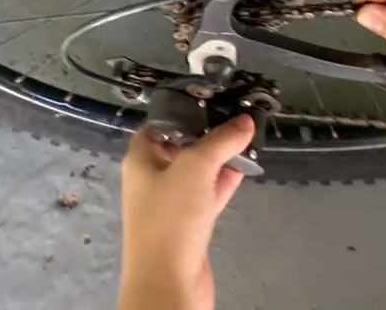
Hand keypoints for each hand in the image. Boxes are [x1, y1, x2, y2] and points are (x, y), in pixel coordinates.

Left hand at [118, 115, 254, 309]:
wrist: (168, 285)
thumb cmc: (171, 217)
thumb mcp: (195, 167)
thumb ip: (221, 141)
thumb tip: (245, 120)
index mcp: (140, 159)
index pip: (157, 125)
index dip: (179, 112)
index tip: (207, 100)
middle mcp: (151, 179)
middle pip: (179, 147)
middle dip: (204, 135)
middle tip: (232, 118)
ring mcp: (169, 205)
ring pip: (195, 173)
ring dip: (217, 159)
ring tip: (244, 140)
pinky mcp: (187, 227)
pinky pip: (205, 196)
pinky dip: (222, 183)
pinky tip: (242, 170)